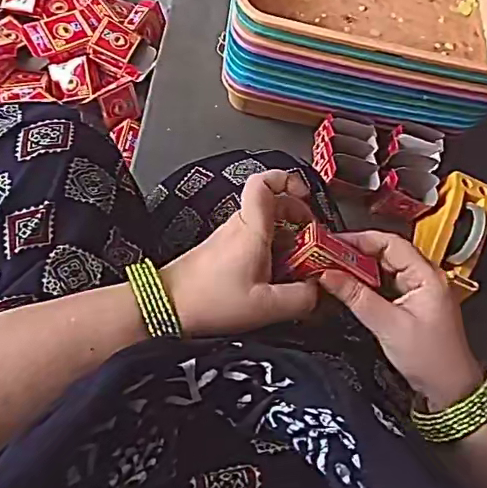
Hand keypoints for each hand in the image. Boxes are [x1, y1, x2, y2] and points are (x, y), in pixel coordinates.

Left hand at [160, 170, 322, 335]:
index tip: (307, 197)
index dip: (290, 180)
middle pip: (275, 202)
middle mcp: (240, 226)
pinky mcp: (226, 251)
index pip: (266, 181)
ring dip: (288, 237)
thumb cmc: (208, 301)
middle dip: (299, 215)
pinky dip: (274, 251)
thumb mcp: (266, 306)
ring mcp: (232, 237)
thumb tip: (319, 291)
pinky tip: (277, 276)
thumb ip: (301, 299)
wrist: (167, 306)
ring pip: (268, 223)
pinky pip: (256, 240)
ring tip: (298, 264)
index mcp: (251, 229)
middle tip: (313, 238)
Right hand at [317, 231, 484, 407]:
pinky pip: (385, 283)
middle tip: (327, 256)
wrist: (451, 390)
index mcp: (426, 275)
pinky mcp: (411, 302)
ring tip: (333, 269)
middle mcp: (424, 277)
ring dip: (359, 267)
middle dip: (355, 253)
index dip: (360, 239)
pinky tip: (349, 287)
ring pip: (383, 268)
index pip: (390, 242)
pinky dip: (366, 282)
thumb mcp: (388, 325)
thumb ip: (357, 297)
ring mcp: (418, 289)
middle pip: (385, 252)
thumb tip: (329, 275)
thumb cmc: (432, 360)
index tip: (334, 243)